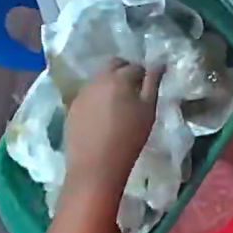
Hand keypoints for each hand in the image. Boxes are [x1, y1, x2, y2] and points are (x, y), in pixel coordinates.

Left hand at [63, 62, 161, 198]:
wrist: (95, 168)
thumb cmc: (128, 138)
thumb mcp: (148, 110)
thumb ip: (153, 83)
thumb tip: (159, 63)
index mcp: (119, 78)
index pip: (135, 66)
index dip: (144, 74)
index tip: (147, 86)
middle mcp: (98, 79)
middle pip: (114, 65)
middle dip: (125, 70)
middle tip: (133, 88)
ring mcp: (83, 93)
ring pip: (99, 78)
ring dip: (110, 83)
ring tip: (117, 103)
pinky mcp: (73, 107)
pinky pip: (89, 93)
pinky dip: (97, 96)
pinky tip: (102, 114)